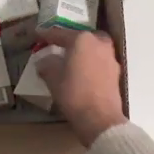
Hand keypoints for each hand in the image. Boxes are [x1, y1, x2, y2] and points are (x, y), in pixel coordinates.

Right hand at [36, 28, 127, 146]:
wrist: (100, 119)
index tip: (37, 34)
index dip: (46, 34)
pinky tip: (83, 73)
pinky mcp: (116, 73)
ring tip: (71, 61)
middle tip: (58, 47)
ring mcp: (110, 57)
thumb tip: (43, 60)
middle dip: (69, 41)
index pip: (60, 33)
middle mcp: (98, 43)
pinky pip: (99, 61)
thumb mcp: (52, 78)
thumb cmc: (74, 93)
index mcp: (81, 39)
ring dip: (82, 52)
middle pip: (81, 38)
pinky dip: (90, 63)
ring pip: (93, 49)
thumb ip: (46, 64)